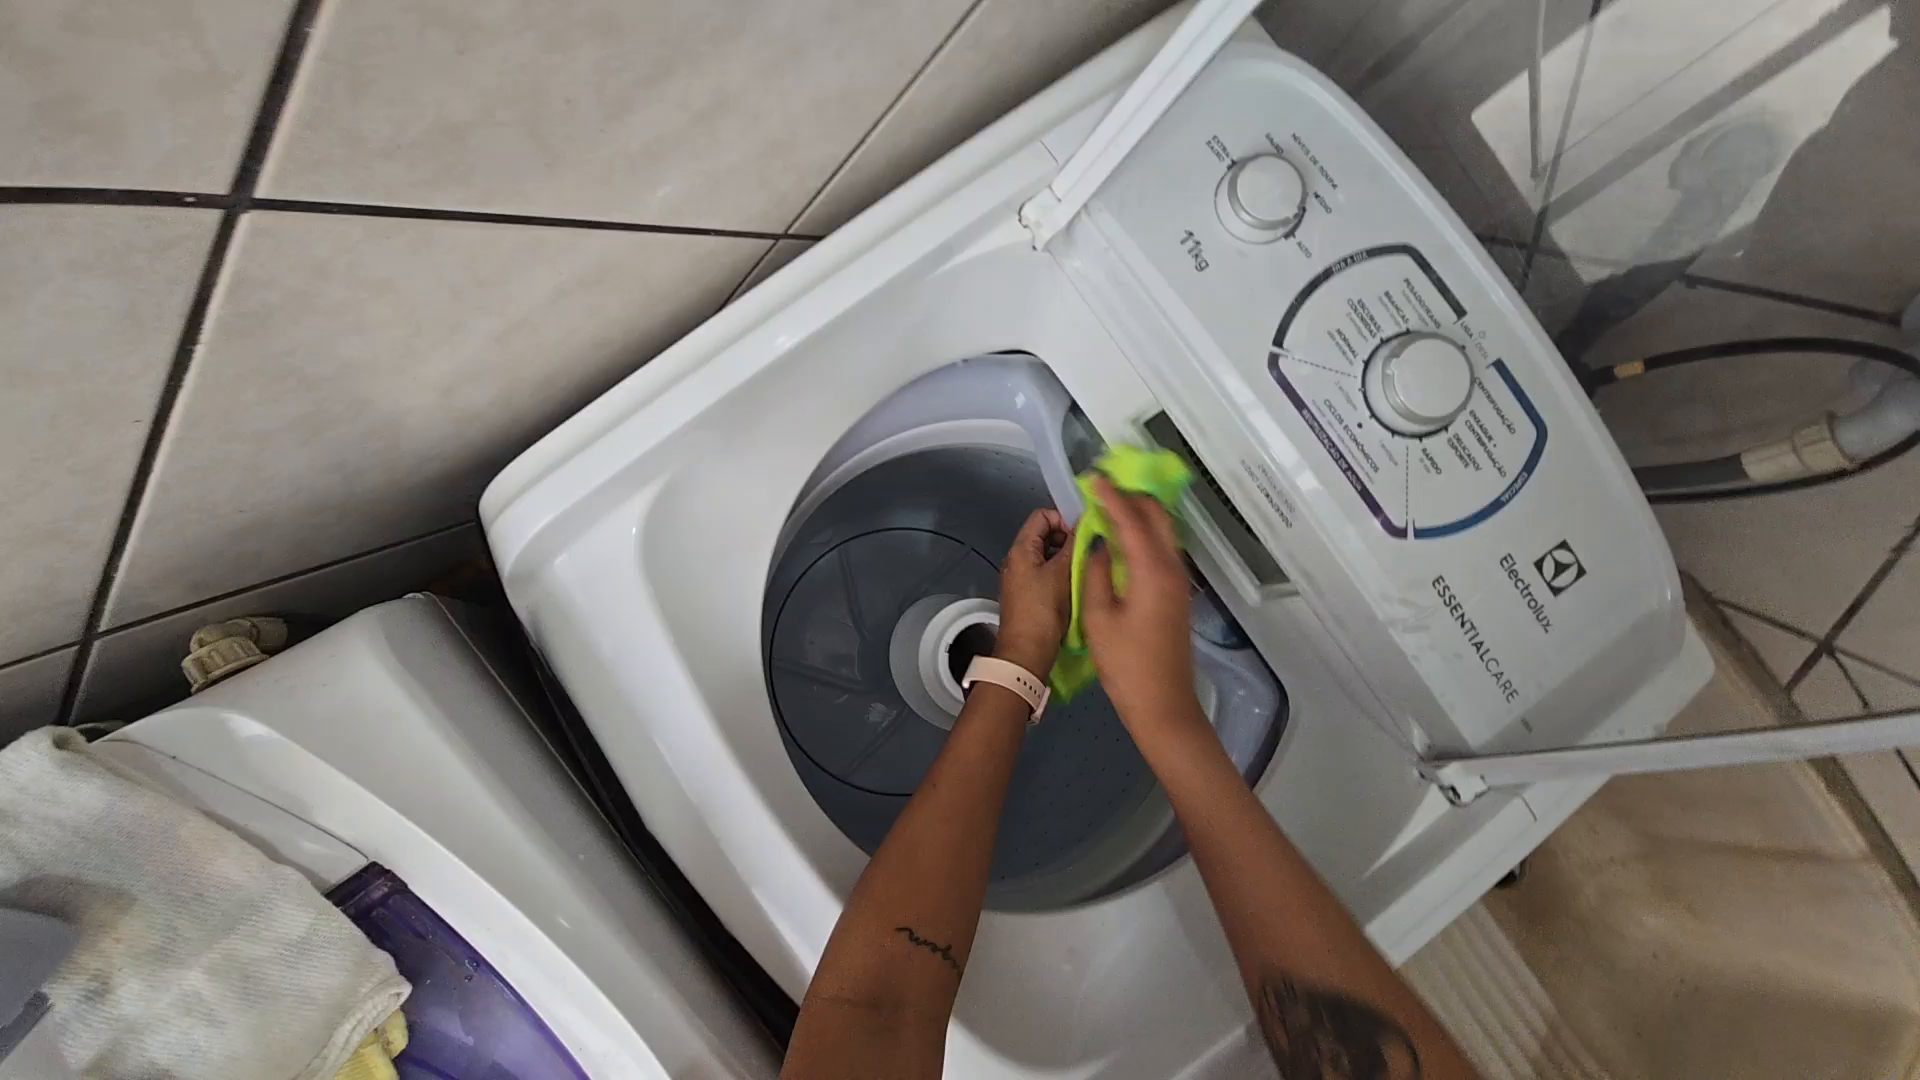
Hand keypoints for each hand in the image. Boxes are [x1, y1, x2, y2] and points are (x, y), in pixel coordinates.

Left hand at [994, 507, 1073, 676]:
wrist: (1027, 651)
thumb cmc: (1043, 610)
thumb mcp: (1062, 573)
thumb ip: (1073, 545)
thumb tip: (1085, 525)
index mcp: (1020, 549)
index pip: (1041, 516)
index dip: (1063, 519)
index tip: (1082, 534)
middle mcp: (1017, 559)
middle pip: (1044, 534)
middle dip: (1067, 539)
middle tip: (1087, 552)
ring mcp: (1022, 577)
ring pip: (1047, 555)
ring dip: (1066, 557)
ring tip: (1084, 568)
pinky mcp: (1029, 593)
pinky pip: (1046, 573)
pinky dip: (1061, 572)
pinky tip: (1077, 583)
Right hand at [1081, 477, 1206, 740]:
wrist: (1163, 704)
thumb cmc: (1126, 664)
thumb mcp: (1099, 617)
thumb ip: (1096, 573)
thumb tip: (1099, 545)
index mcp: (1153, 571)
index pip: (1132, 519)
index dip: (1111, 496)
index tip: (1092, 477)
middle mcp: (1173, 569)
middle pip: (1158, 517)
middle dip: (1133, 496)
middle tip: (1104, 486)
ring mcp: (1179, 582)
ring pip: (1164, 532)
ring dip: (1140, 514)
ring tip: (1111, 504)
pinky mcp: (1177, 594)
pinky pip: (1163, 549)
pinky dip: (1145, 534)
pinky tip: (1124, 537)